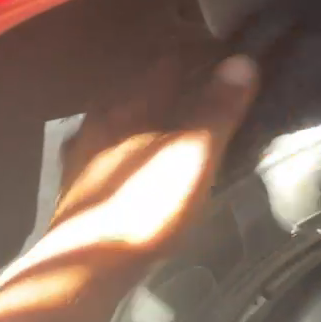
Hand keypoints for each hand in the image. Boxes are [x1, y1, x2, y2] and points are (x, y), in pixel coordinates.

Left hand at [7, 54, 257, 280]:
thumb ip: (217, 109)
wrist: (87, 265)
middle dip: (172, 84)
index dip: (198, 56)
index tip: (226, 56)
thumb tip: (243, 59)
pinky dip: (131, 144)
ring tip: (175, 121)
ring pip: (121, 119)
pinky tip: (137, 159)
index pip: (167, 63)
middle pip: (140, 89)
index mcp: (128, 106)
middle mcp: (99, 121)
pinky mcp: (77, 187)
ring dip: (147, 114)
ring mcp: (83, 154)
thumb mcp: (193, 155)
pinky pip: (110, 149)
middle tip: (206, 86)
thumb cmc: (146, 205)